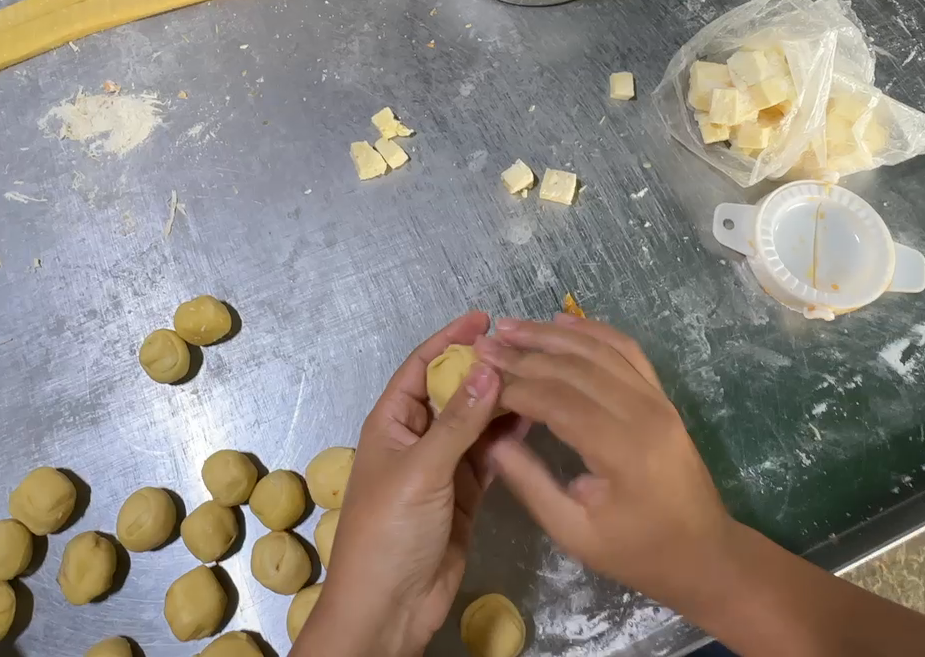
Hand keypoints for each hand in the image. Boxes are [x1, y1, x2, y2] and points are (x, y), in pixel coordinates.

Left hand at [293, 312, 525, 656]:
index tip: (483, 318)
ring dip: (499, 402)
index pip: (421, 366)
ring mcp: (441, 464)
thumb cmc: (390, 528)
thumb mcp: (423, 470)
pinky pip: (486, 454)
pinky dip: (505, 438)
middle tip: (523, 350)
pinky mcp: (463, 493)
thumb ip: (458, 422)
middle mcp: (416, 435)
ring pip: (473, 422)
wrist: (389, 606)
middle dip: (481, 369)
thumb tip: (489, 369)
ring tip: (535, 379)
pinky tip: (530, 420)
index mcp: (392, 420)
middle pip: (451, 390)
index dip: (449, 340)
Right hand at [479, 316, 740, 607]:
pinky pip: (625, 349)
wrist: (707, 555)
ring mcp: (656, 398)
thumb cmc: (639, 553)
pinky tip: (560, 322)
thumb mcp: (575, 533)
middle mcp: (643, 413)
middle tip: (484, 345)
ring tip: (510, 326)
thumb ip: (530, 484)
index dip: (514, 387)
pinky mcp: (661, 394)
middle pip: (574, 368)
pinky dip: (591, 330)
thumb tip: (489, 439)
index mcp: (622, 451)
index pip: (557, 401)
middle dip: (523, 354)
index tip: (480, 378)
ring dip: (551, 333)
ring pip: (598, 348)